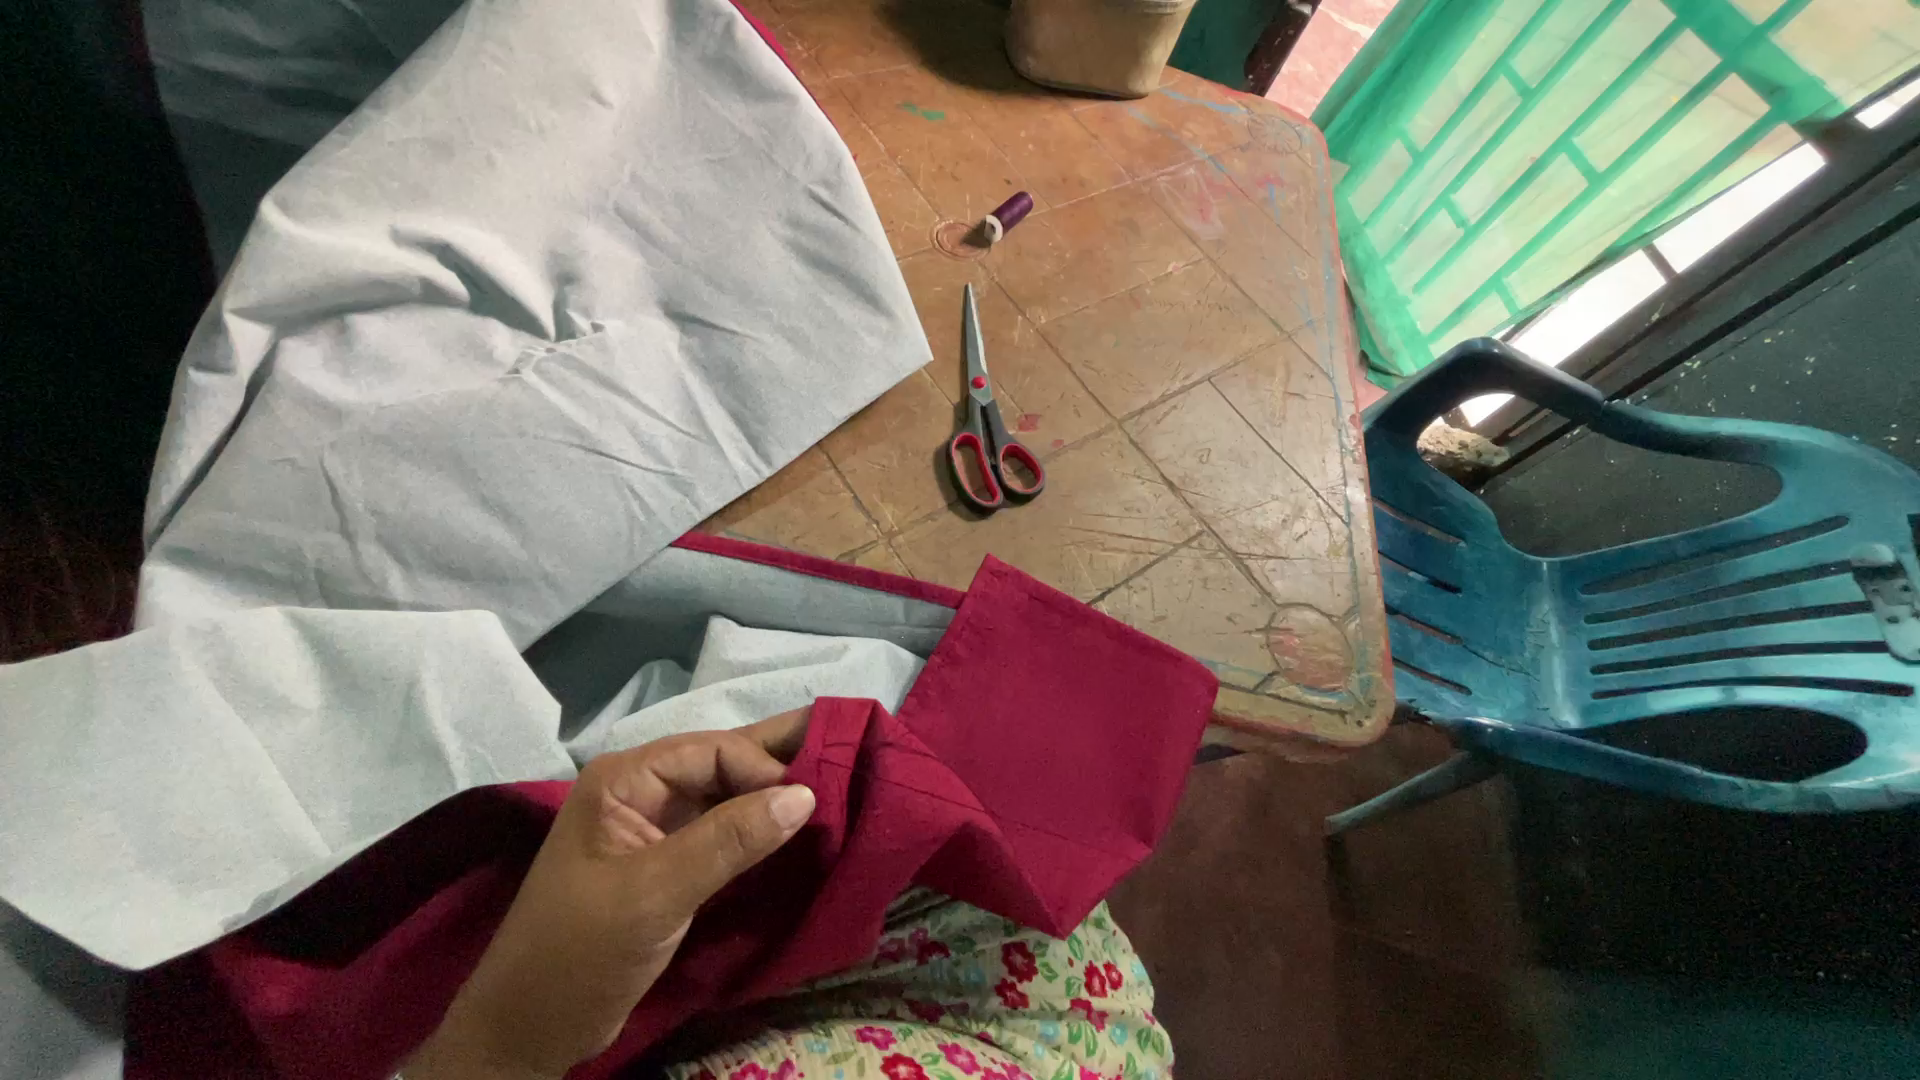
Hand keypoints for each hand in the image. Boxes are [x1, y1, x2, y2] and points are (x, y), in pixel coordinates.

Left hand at [401, 709, 814, 1079]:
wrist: (526, 1034)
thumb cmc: (579, 953)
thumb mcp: (654, 894)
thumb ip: (728, 840)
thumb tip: (806, 796)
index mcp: (627, 779)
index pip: (714, 751)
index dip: (765, 768)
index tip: (812, 800)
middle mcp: (644, 790)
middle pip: (724, 760)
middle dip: (782, 755)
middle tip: (851, 738)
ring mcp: (657, 825)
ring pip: (729, 793)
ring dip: (777, 790)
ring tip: (841, 773)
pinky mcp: (671, 860)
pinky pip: (726, 828)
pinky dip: (763, 825)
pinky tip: (802, 824)